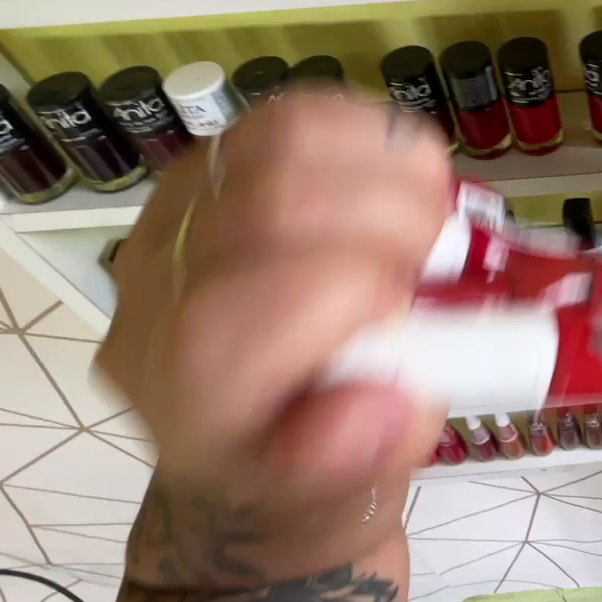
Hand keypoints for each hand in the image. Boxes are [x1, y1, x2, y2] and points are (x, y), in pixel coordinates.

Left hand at [96, 93, 451, 584]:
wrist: (244, 431)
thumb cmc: (301, 461)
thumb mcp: (338, 487)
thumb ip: (361, 451)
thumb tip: (394, 400)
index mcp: (194, 379)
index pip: (273, 298)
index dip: (371, 292)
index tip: (411, 316)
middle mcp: (165, 285)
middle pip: (280, 202)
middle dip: (397, 217)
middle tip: (437, 256)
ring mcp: (181, 214)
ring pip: (285, 137)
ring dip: (388, 165)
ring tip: (421, 211)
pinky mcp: (213, 169)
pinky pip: (295, 113)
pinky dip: (368, 131)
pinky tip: (395, 174)